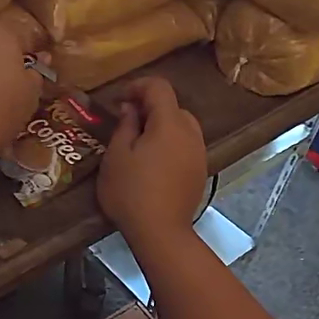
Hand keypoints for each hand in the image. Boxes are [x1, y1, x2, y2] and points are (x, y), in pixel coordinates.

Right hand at [98, 77, 205, 247]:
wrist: (161, 231)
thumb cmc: (132, 192)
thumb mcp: (116, 156)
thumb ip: (125, 125)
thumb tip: (131, 110)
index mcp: (170, 123)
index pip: (159, 87)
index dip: (138, 86)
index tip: (119, 100)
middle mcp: (191, 133)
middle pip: (173, 107)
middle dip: (150, 108)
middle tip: (127, 122)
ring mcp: (200, 154)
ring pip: (182, 127)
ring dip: (162, 127)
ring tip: (140, 144)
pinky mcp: (201, 172)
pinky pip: (186, 147)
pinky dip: (172, 145)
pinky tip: (155, 163)